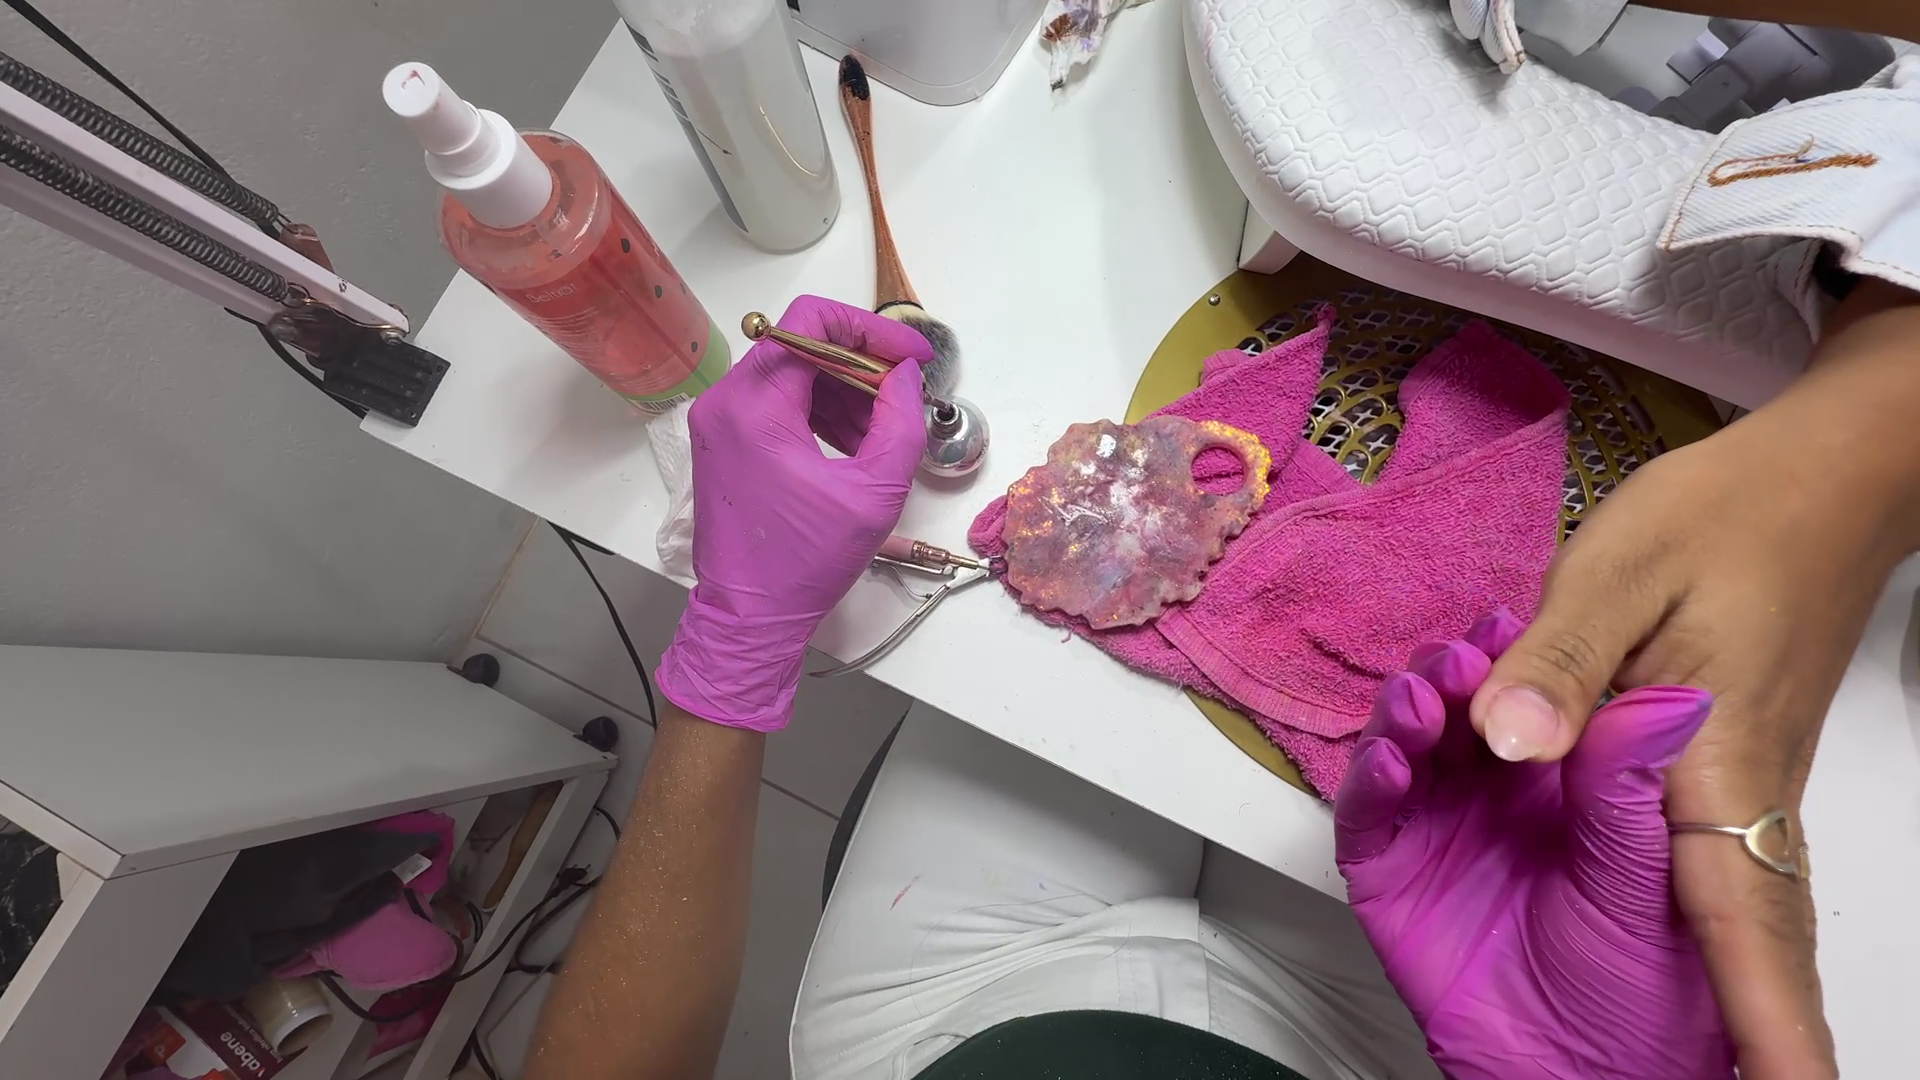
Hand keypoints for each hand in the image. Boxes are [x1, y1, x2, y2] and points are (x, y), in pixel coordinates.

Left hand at [657, 295, 928, 730]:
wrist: (750, 616)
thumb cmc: (807, 561)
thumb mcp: (874, 494)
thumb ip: (901, 424)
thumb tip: (905, 377)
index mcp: (755, 407)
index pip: (813, 322)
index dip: (873, 330)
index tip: (913, 359)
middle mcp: (726, 402)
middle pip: (805, 346)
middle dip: (864, 367)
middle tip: (902, 401)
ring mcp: (720, 421)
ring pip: (794, 374)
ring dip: (845, 392)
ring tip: (881, 434)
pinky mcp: (725, 442)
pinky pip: (779, 403)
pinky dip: (820, 412)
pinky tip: (851, 446)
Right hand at [1336, 612, 1732, 1079]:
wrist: (1578, 1072)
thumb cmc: (1633, 987)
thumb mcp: (1647, 880)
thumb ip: (1632, 794)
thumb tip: (1667, 701)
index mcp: (1543, 781)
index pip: (1513, 701)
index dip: (1506, 658)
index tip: (1508, 620)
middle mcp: (1476, 789)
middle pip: (1445, 712)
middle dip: (1446, 677)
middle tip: (1460, 657)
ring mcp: (1423, 820)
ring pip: (1397, 746)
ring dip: (1404, 716)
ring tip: (1422, 701)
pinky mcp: (1380, 861)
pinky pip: (1364, 811)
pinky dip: (1369, 780)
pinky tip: (1388, 759)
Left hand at [1462, 283, 1919, 1077]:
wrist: (1810, 479)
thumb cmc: (1713, 521)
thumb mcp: (1606, 584)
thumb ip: (1554, 668)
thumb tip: (1504, 749)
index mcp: (1709, 750)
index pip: (1743, 908)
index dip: (1770, 1017)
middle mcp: (1734, 775)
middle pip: (1750, 918)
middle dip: (1760, 1019)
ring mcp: (1736, 761)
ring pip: (1730, 881)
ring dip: (1733, 969)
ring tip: (1728, 1055)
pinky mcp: (1718, 736)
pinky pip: (1705, 830)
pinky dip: (1702, 889)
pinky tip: (1666, 905)